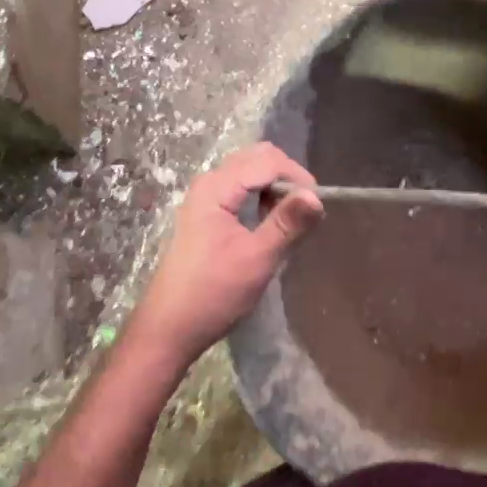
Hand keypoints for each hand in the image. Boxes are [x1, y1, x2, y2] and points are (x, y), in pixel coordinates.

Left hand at [132, 143, 323, 359]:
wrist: (169, 328)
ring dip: (274, 187)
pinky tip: (268, 224)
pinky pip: (240, 188)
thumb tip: (317, 196)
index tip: (317, 206)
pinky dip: (260, 196)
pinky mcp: (206, 212)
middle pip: (257, 158)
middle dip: (286, 177)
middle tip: (304, 211)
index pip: (267, 160)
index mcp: (217, 187)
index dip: (296, 176)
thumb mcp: (257, 259)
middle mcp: (209, 182)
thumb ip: (286, 224)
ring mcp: (205, 197)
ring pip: (250, 172)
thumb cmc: (213, 293)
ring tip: (288, 220)